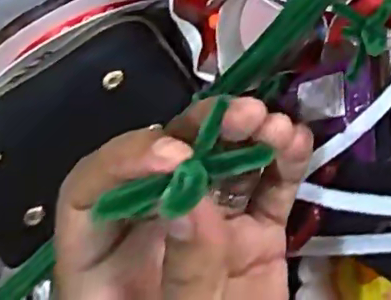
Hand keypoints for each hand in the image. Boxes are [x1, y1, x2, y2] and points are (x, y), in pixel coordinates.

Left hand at [53, 97, 312, 299]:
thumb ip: (185, 277)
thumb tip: (196, 200)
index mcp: (105, 269)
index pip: (93, 192)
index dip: (126, 159)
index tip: (175, 155)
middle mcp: (157, 238)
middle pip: (168, 160)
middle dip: (204, 127)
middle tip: (241, 114)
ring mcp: (212, 235)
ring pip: (225, 164)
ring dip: (251, 133)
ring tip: (274, 125)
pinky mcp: (258, 240)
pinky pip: (272, 189)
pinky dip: (287, 159)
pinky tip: (298, 142)